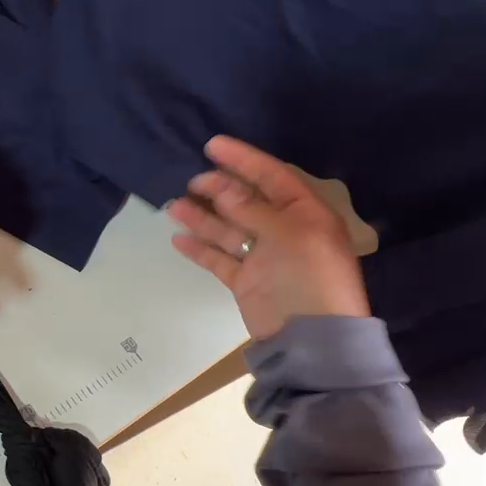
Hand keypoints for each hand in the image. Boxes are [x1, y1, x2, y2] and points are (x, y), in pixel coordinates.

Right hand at [167, 136, 369, 339]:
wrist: (312, 340)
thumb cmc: (310, 278)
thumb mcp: (287, 235)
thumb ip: (252, 209)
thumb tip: (222, 187)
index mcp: (306, 213)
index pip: (272, 176)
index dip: (243, 159)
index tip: (212, 145)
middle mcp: (285, 230)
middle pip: (247, 201)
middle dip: (219, 188)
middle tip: (191, 181)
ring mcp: (264, 257)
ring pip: (228, 229)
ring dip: (202, 217)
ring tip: (173, 206)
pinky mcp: (246, 280)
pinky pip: (220, 258)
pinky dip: (200, 248)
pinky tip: (178, 238)